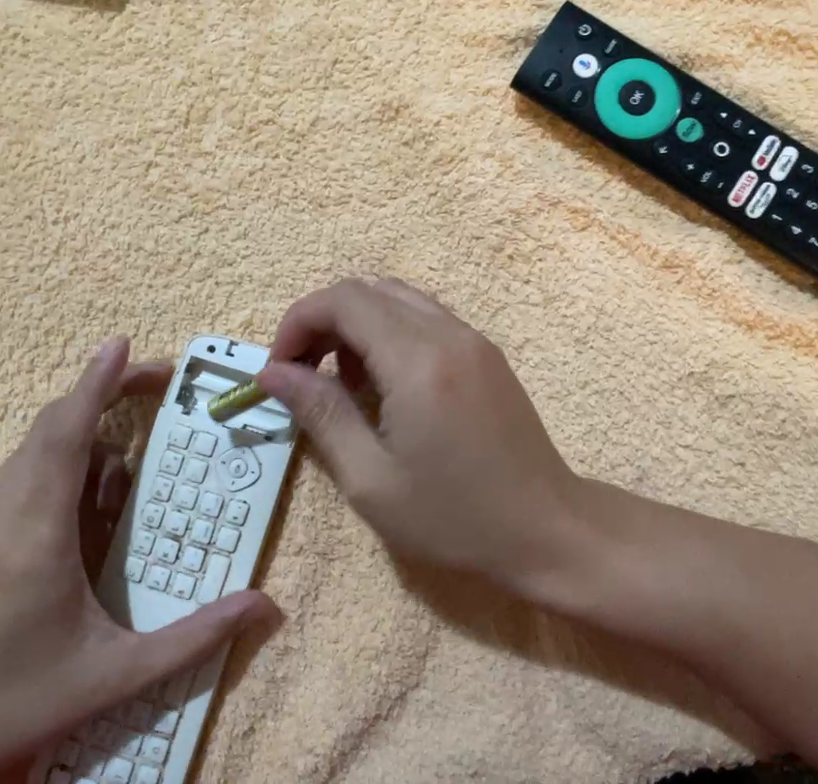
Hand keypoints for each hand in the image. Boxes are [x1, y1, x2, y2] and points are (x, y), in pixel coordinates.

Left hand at [0, 336, 279, 780]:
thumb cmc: (20, 702)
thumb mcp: (116, 677)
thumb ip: (194, 637)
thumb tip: (263, 604)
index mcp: (35, 538)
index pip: (65, 437)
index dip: (95, 385)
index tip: (122, 344)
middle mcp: (1, 514)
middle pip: (52, 426)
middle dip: (105, 392)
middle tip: (162, 385)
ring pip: (37, 446)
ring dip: (88, 432)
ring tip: (133, 472)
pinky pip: (25, 470)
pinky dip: (65, 460)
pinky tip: (93, 504)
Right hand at [255, 279, 583, 588]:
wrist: (545, 528)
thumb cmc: (454, 517)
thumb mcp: (372, 480)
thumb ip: (321, 414)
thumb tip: (272, 372)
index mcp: (419, 360)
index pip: (344, 300)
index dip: (298, 322)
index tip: (279, 371)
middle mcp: (449, 333)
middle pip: (369, 290)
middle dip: (323, 322)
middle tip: (305, 377)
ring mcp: (474, 338)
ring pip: (399, 298)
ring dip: (358, 326)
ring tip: (345, 386)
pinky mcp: (486, 353)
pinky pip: (426, 318)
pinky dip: (391, 333)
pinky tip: (386, 386)